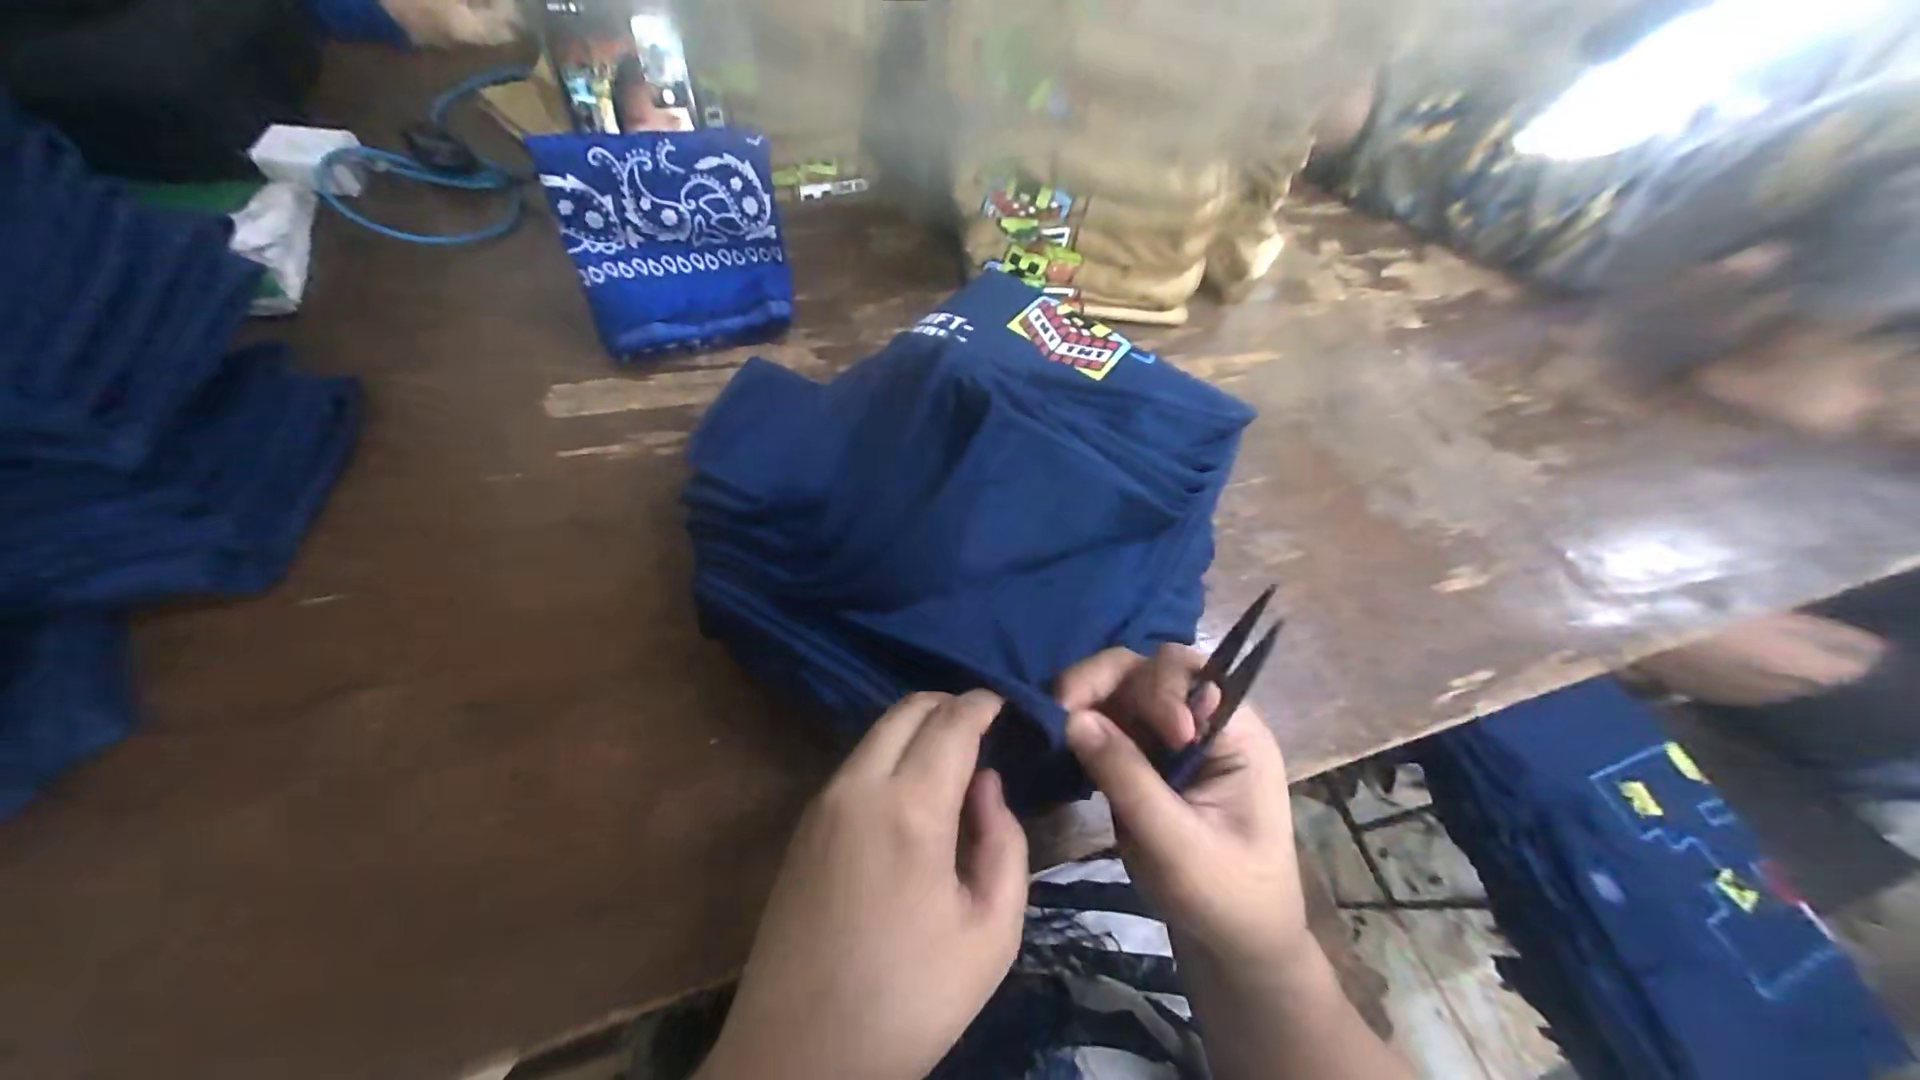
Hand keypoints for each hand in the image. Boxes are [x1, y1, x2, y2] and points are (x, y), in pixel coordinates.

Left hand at [697, 690, 1029, 1079]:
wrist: (798, 1057)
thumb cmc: (910, 1000)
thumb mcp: (992, 934)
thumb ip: (1003, 842)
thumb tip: (986, 783)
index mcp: (911, 808)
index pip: (952, 722)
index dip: (983, 703)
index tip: (1007, 704)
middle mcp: (860, 786)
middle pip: (908, 709)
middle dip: (950, 704)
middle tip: (984, 727)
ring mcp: (823, 802)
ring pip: (878, 731)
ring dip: (918, 727)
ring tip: (953, 758)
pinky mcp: (804, 823)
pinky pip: (857, 761)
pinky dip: (891, 752)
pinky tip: (911, 790)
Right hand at [1057, 645, 1310, 967]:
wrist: (1232, 939)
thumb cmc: (1224, 894)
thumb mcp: (1178, 845)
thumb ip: (1128, 779)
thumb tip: (1072, 717)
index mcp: (1234, 730)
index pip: (1190, 671)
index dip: (1157, 688)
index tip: (1141, 735)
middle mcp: (1201, 717)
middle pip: (1146, 670)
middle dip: (1103, 681)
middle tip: (1063, 711)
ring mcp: (1169, 732)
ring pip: (1120, 688)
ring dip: (1086, 697)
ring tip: (1058, 725)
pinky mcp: (1144, 751)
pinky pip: (1108, 717)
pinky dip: (1083, 721)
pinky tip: (1065, 740)